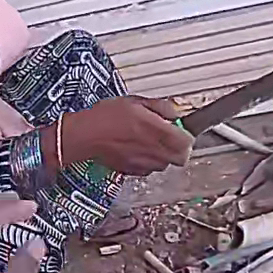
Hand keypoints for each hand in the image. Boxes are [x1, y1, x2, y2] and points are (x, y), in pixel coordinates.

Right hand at [61, 96, 192, 174]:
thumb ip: (160, 107)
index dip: (186, 136)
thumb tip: (174, 113)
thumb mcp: (135, 101)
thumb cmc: (106, 117)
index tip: (180, 130)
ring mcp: (143, 164)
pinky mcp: (132, 172)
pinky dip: (147, 162)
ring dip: (163, 156)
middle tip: (169, 139)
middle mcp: (152, 151)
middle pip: (180, 159)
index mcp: (156, 131)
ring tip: (150, 143)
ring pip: (164, 165)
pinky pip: (148, 170)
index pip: (187, 142)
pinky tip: (137, 151)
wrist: (85, 136)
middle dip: (178, 149)